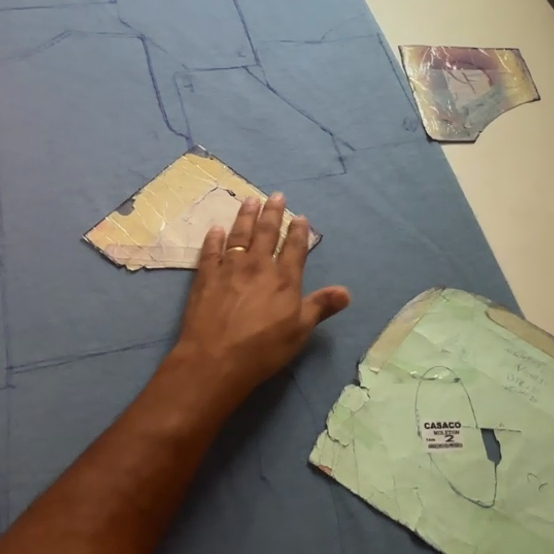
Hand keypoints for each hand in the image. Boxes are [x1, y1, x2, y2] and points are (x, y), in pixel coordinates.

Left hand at [170, 193, 350, 402]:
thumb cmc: (263, 349)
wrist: (216, 359)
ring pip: (240, 234)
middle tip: (276, 195)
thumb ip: (320, 307)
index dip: (298, 231)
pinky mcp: (206, 276)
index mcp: (284, 278)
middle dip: (273, 212)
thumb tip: (346, 292)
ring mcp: (230, 268)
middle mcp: (259, 266)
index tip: (300, 216)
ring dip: (246, 216)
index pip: (294, 248)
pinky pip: (211, 251)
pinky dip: (214, 238)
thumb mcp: (300, 331)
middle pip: (267, 232)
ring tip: (250, 200)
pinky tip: (216, 229)